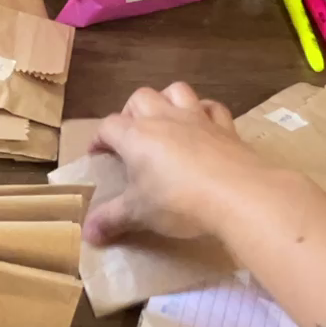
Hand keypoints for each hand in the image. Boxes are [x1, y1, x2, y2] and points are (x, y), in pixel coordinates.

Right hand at [83, 82, 269, 244]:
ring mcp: (197, 119)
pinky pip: (212, 107)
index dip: (99, 139)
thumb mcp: (138, 214)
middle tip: (131, 138)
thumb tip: (87, 234)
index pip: (108, 126)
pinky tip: (202, 125)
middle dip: (130, 112)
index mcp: (135, 136)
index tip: (98, 156)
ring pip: (176, 91)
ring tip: (164, 122)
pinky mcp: (225, 127)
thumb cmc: (177, 202)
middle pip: (140, 98)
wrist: (237, 195)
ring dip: (165, 101)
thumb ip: (110, 220)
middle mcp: (164, 119)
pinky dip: (203, 111)